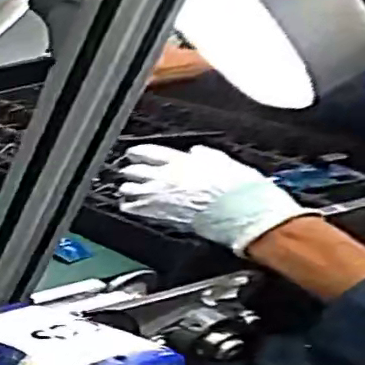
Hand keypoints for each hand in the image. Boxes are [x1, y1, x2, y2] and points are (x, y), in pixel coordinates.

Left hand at [116, 144, 310, 254]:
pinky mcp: (151, 211)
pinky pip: (128, 207)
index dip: (136, 152)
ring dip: (128, 188)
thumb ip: (205, 155)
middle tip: (133, 173)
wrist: (237, 209)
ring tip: (133, 189)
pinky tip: (134, 204)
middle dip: (131, 171)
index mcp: (180, 161)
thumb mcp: (224, 161)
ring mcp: (154, 194)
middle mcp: (162, 176)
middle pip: (132, 170)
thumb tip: (195, 152)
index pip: (147, 152)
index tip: (132, 154)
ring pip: (126, 188)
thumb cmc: (237, 186)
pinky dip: (128, 205)